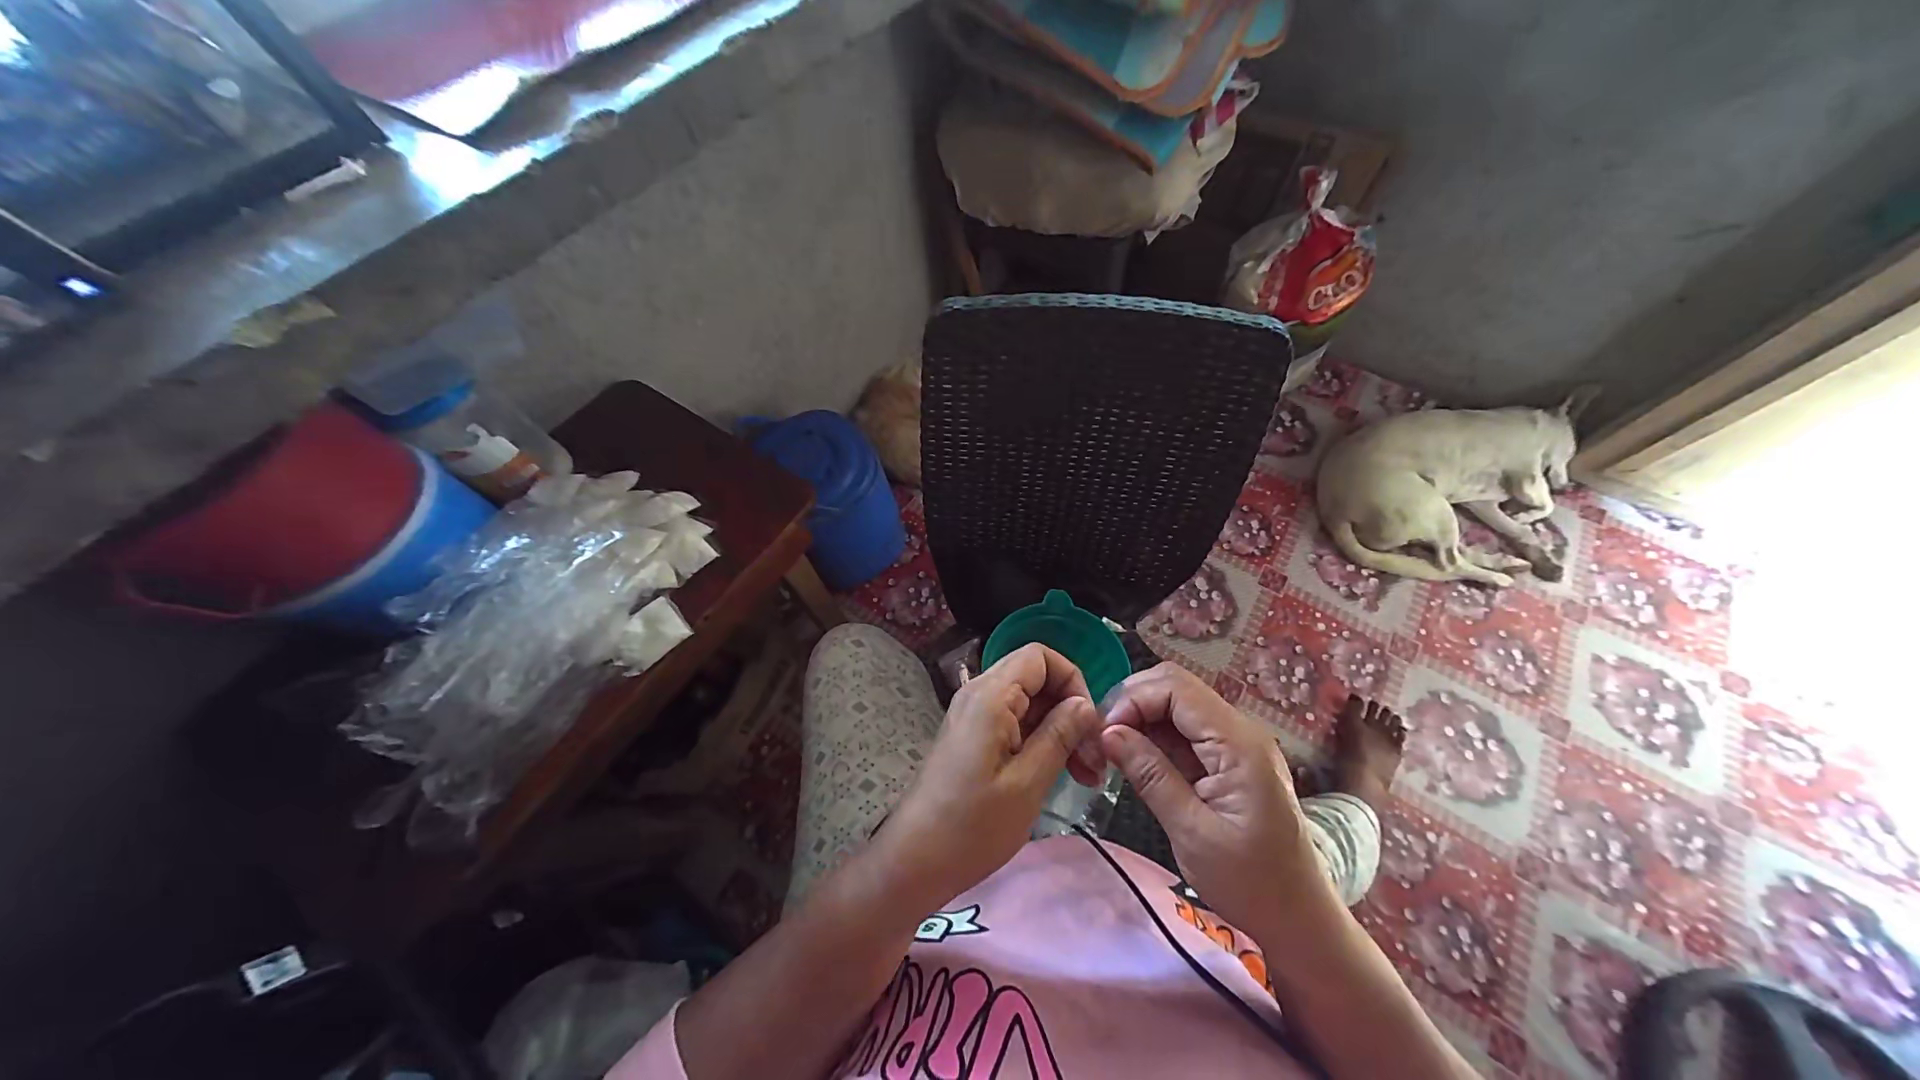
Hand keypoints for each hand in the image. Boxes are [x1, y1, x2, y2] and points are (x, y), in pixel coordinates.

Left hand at [869, 643, 1104, 909]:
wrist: (916, 861)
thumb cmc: (972, 826)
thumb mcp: (1027, 783)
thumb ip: (1059, 736)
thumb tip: (1086, 704)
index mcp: (990, 696)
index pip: (1040, 656)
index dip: (1073, 682)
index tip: (1089, 725)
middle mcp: (979, 695)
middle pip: (1037, 678)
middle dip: (1072, 710)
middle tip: (1094, 760)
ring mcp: (975, 717)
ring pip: (1031, 703)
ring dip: (1061, 730)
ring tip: (1085, 776)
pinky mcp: (975, 738)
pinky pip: (1017, 723)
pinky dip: (1043, 741)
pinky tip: (1061, 775)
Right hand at [1099, 663, 1330, 936]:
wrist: (1299, 917)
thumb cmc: (1249, 882)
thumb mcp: (1191, 832)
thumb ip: (1150, 775)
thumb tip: (1107, 732)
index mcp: (1238, 743)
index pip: (1175, 687)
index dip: (1132, 700)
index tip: (1103, 736)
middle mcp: (1239, 730)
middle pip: (1174, 686)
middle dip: (1131, 704)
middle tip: (1102, 742)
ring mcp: (1235, 742)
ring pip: (1175, 704)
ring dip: (1139, 719)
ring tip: (1110, 752)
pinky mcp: (1228, 757)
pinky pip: (1184, 729)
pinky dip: (1153, 736)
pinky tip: (1135, 761)